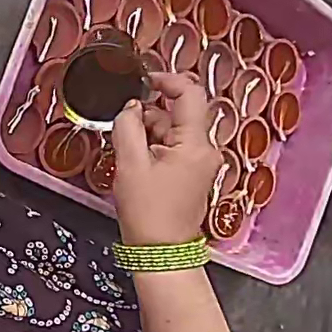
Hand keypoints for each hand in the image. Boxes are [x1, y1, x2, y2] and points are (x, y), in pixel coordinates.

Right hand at [111, 72, 220, 245]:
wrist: (161, 252)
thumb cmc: (147, 211)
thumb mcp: (130, 164)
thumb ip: (128, 126)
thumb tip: (132, 107)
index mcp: (195, 144)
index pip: (190, 94)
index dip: (167, 80)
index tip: (144, 79)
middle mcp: (206, 150)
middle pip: (181, 112)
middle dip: (151, 113)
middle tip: (126, 124)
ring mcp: (202, 163)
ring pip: (175, 130)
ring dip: (151, 131)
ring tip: (128, 151)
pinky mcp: (193, 174)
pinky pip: (175, 147)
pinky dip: (155, 146)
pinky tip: (137, 161)